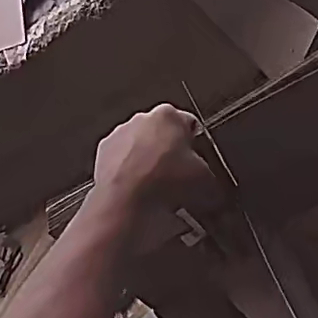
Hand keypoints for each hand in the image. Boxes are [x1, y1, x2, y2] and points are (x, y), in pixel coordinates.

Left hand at [90, 104, 223, 231]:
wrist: (126, 202)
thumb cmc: (163, 183)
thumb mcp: (205, 180)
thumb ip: (211, 177)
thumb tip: (214, 188)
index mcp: (169, 115)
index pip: (190, 125)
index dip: (196, 146)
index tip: (197, 162)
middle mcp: (141, 119)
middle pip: (163, 135)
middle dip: (170, 154)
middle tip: (178, 178)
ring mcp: (119, 135)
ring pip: (140, 148)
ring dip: (148, 163)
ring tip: (156, 189)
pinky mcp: (103, 154)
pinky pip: (122, 162)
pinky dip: (129, 173)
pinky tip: (138, 192)